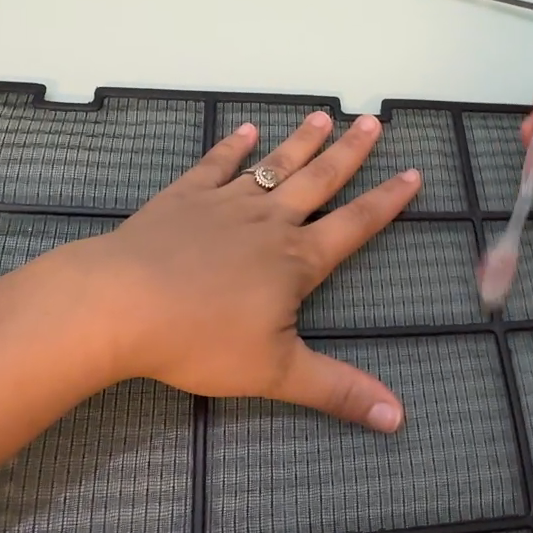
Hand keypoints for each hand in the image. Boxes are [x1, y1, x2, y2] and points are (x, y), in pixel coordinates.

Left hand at [50, 112, 420, 431]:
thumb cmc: (200, 340)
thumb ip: (338, 390)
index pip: (355, 224)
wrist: (120, 304)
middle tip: (373, 122)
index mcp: (296, 259)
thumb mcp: (276, 374)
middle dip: (351, 152)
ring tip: (323, 116)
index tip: (412, 173)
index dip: (387, 201)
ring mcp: (226, 203)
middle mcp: (269, 221)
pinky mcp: (185, 196)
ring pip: (274, 165)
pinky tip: (244, 131)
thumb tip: (398, 417)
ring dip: (301, 141)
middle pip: (320, 179)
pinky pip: (216, 164)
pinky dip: (232, 147)